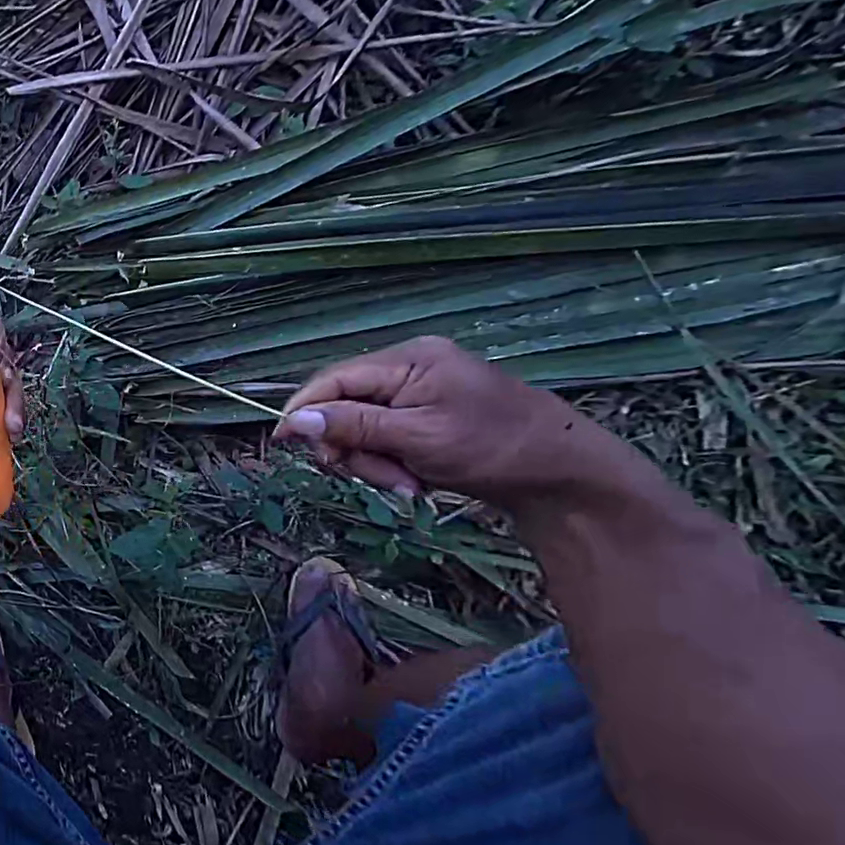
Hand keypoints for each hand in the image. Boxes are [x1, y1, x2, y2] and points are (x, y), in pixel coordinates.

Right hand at [271, 336, 637, 509]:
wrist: (563, 474)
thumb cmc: (492, 446)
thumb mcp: (415, 436)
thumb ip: (351, 426)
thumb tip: (292, 421)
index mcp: (406, 360)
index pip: (332, 380)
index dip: (303, 410)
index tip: (281, 442)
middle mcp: (406, 369)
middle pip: (344, 408)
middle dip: (352, 448)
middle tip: (377, 477)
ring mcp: (416, 393)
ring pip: (361, 429)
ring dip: (373, 463)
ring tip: (408, 485)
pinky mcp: (423, 417)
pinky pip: (383, 438)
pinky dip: (390, 463)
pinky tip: (415, 479)